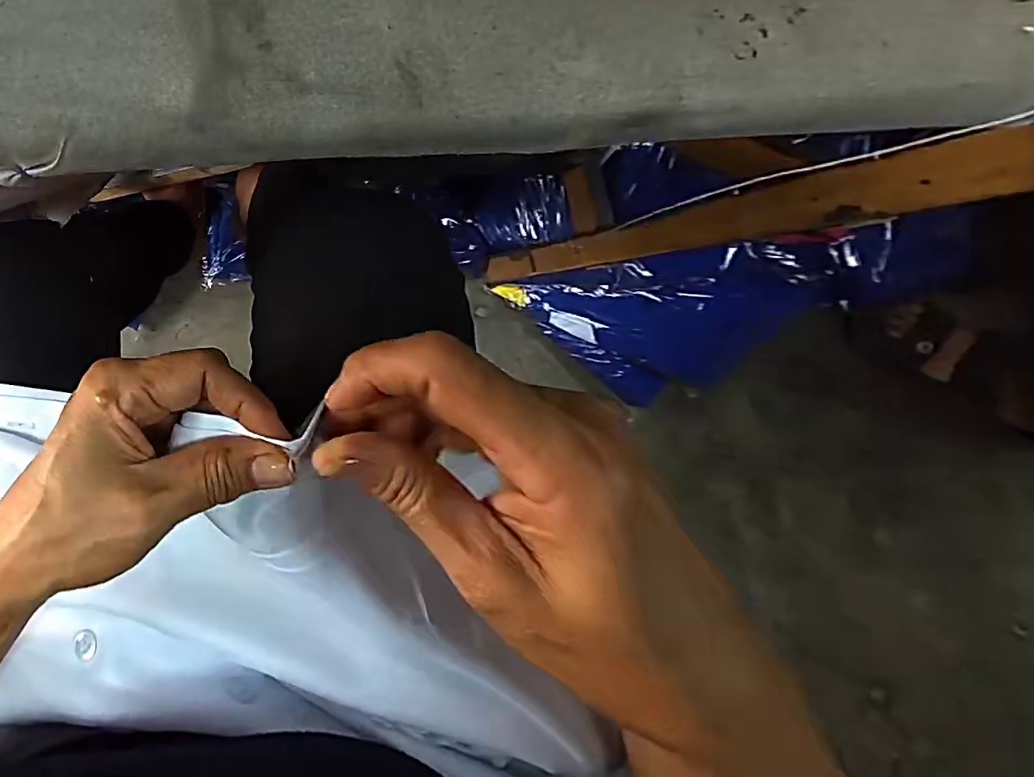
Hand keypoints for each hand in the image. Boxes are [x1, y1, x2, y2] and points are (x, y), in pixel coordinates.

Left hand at [0, 349, 296, 594]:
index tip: (277, 440)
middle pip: (202, 381)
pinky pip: (180, 420)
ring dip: (222, 433)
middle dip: (238, 418)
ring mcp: (122, 401)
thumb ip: (219, 474)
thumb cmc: (71, 532)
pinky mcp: (127, 424)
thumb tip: (280, 460)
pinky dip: (203, 443)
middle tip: (267, 456)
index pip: (203, 371)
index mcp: (119, 385)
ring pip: (194, 401)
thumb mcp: (154, 502)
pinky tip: (212, 468)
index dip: (248, 402)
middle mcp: (121, 381)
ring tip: (242, 467)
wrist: (18, 562)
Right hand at [313, 333, 841, 776]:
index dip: (376, 369)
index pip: (447, 366)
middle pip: (455, 369)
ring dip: (414, 408)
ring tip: (372, 454)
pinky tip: (422, 452)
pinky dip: (449, 420)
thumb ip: (414, 496)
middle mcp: (573, 409)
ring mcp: (582, 413)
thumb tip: (337, 447)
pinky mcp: (580, 426)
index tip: (330, 408)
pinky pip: (498, 404)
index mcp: (557, 448)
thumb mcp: (492, 577)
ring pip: (472, 383)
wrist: (703, 667)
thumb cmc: (600, 641)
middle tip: (339, 443)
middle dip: (385, 394)